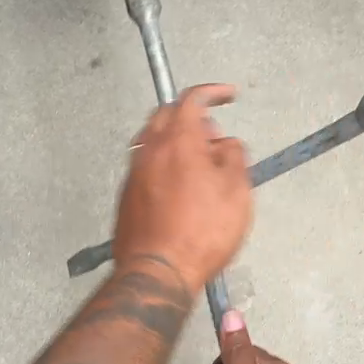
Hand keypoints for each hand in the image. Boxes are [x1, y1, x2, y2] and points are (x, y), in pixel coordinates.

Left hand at [114, 84, 252, 290]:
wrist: (158, 271)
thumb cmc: (203, 231)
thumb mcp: (237, 191)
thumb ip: (234, 155)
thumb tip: (225, 144)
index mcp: (179, 140)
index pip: (192, 99)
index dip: (213, 91)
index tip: (229, 95)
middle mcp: (150, 149)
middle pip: (167, 114)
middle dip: (193, 115)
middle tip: (215, 135)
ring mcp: (134, 172)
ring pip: (153, 140)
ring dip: (177, 140)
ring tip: (200, 163)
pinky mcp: (126, 196)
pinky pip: (146, 165)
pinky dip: (165, 162)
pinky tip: (182, 187)